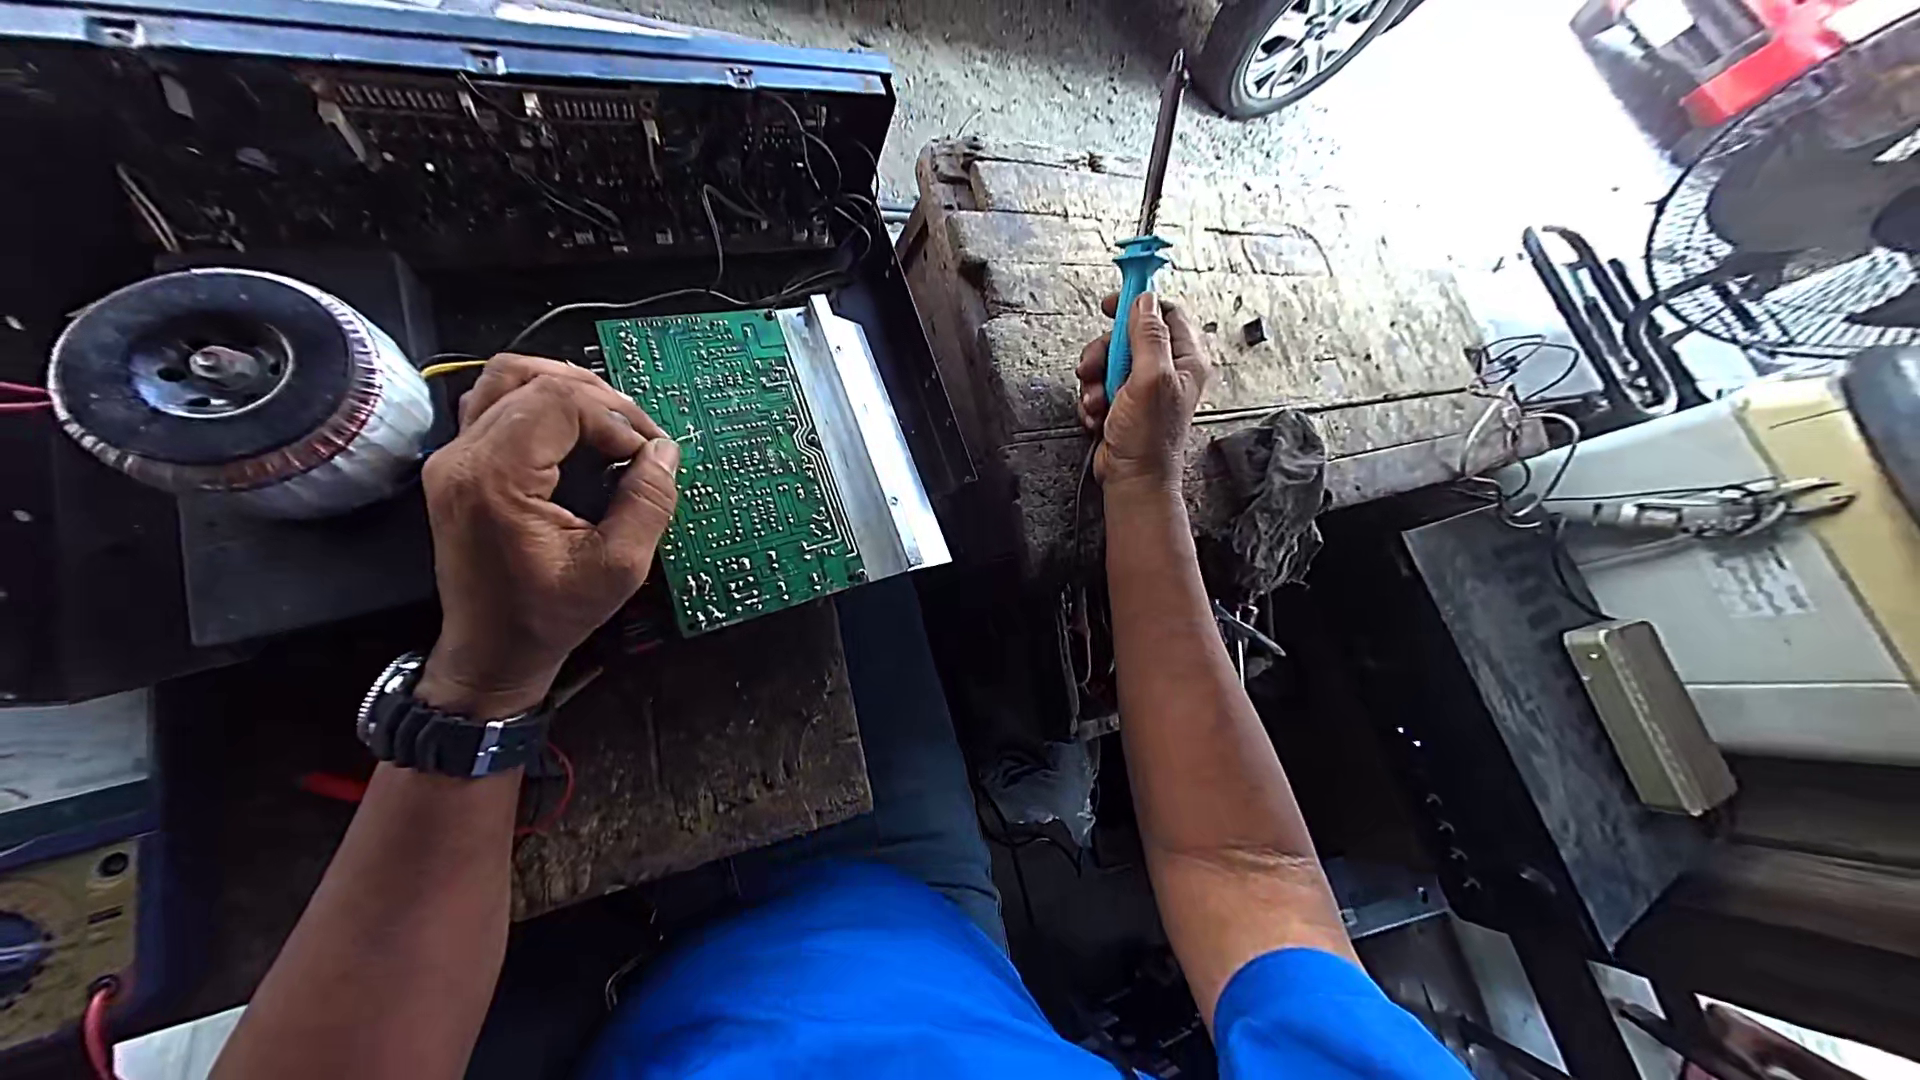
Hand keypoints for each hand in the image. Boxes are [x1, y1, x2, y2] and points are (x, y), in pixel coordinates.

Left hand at [417, 355, 680, 716]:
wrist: (493, 648)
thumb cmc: (551, 615)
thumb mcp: (619, 567)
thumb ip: (648, 503)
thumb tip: (666, 452)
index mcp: (496, 479)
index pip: (561, 402)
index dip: (617, 420)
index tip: (647, 460)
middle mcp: (463, 455)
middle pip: (535, 379)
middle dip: (602, 401)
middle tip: (641, 438)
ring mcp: (455, 455)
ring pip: (509, 377)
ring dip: (571, 389)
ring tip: (614, 422)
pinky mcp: (462, 463)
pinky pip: (498, 401)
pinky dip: (544, 400)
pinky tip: (578, 426)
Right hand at [1075, 292, 1209, 490]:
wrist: (1132, 478)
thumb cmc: (1149, 439)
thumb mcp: (1151, 379)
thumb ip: (1147, 336)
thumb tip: (1143, 300)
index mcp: (1183, 360)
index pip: (1163, 313)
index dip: (1136, 304)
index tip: (1110, 304)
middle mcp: (1164, 370)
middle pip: (1126, 337)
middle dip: (1103, 353)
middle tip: (1094, 367)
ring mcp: (1141, 387)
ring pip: (1107, 363)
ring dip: (1094, 381)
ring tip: (1098, 402)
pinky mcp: (1121, 403)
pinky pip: (1098, 386)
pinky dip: (1092, 400)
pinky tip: (1098, 416)